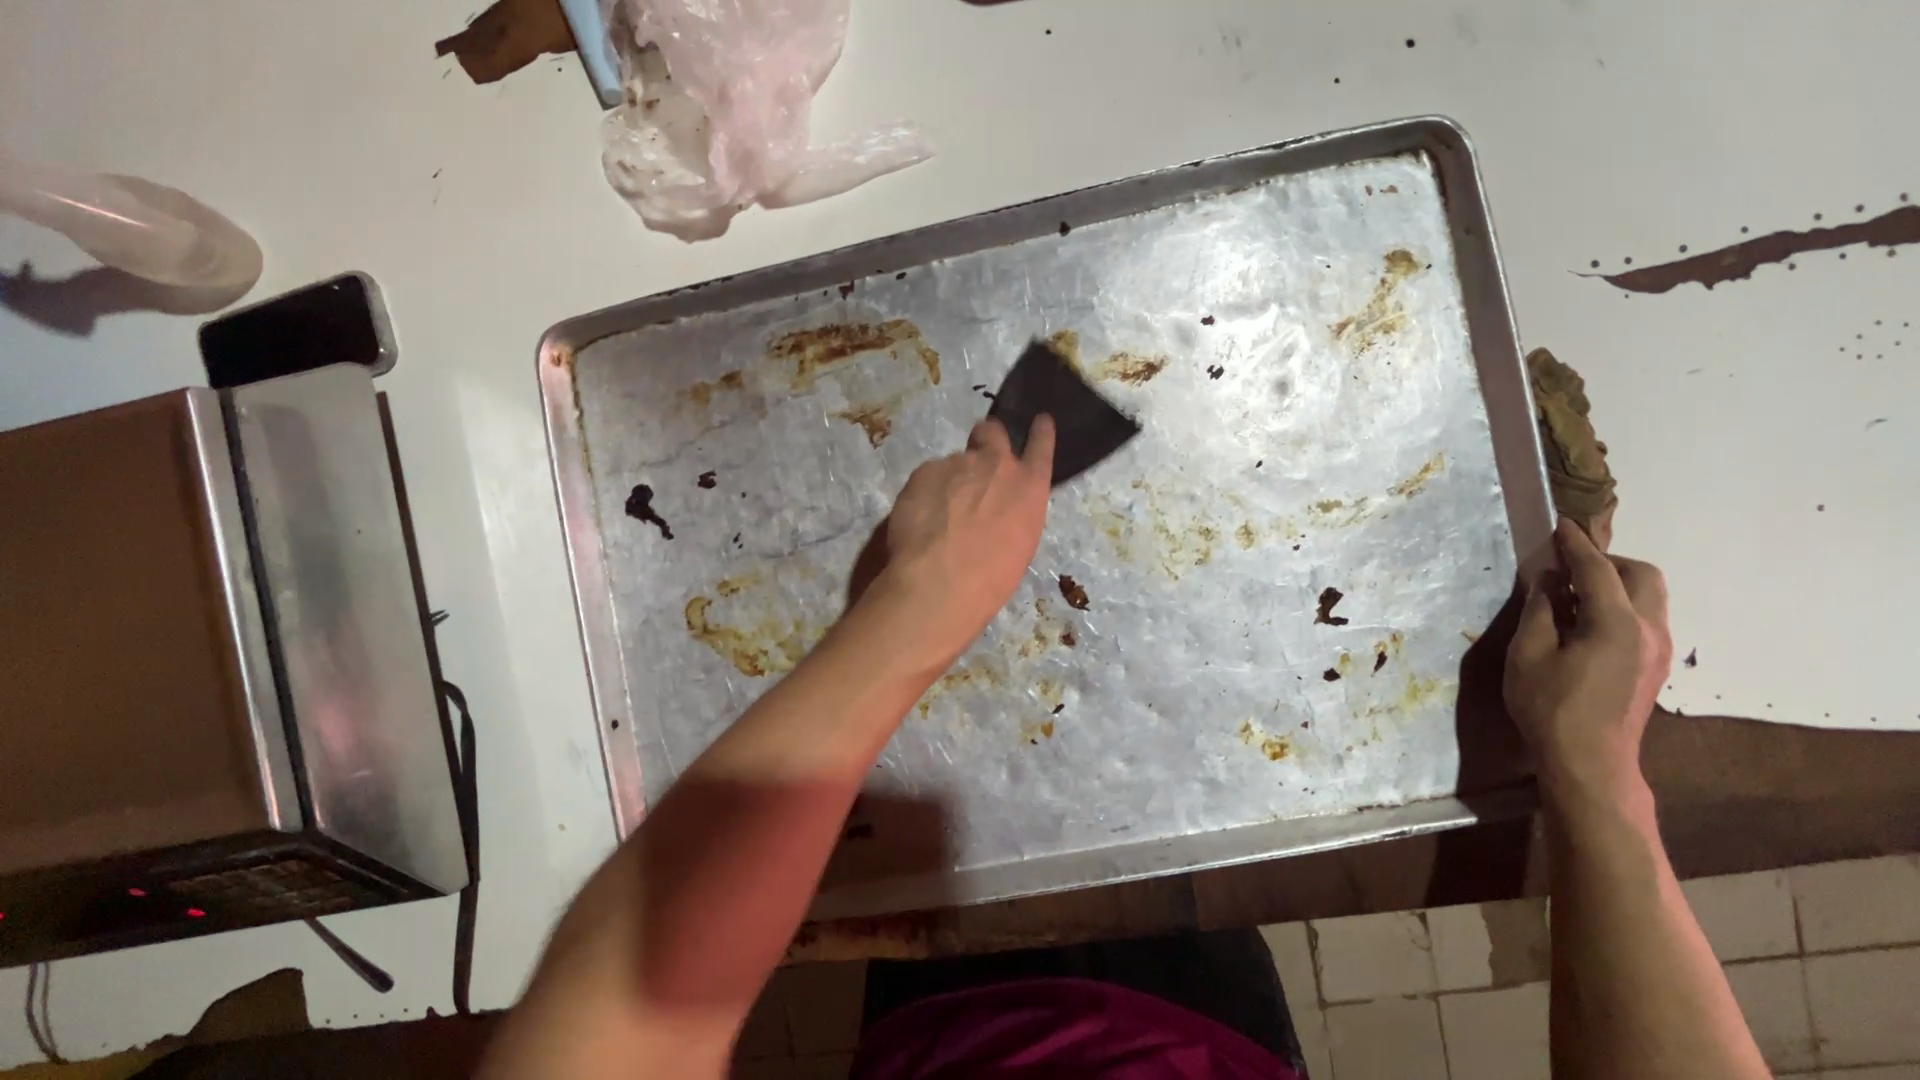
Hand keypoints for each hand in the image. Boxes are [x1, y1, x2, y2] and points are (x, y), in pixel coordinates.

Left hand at [869, 416, 1055, 663]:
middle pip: (992, 432)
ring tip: (939, 515)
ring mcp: (957, 463)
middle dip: (987, 440)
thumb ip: (1013, 512)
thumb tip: (997, 507)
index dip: (1040, 432)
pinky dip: (926, 492)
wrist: (940, 580)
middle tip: (977, 463)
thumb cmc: (991, 576)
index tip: (1040, 421)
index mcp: (1028, 486)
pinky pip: (928, 477)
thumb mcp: (1020, 544)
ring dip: (951, 479)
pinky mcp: (924, 471)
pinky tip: (920, 520)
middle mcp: (996, 464)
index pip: (1040, 446)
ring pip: (954, 462)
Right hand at [1504, 518, 1672, 809]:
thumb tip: (1549, 583)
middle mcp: (1649, 630)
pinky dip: (1620, 605)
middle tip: (1568, 566)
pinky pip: (1645, 618)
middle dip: (1606, 561)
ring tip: (1575, 594)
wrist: (1589, 762)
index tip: (1560, 524)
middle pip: (1641, 575)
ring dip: (1616, 583)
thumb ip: (1541, 611)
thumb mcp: (1528, 654)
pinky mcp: (1655, 665)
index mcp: (1616, 623)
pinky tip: (1587, 622)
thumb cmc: (1549, 707)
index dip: (1576, 544)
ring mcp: (1659, 649)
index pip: (1598, 569)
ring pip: (1648, 596)